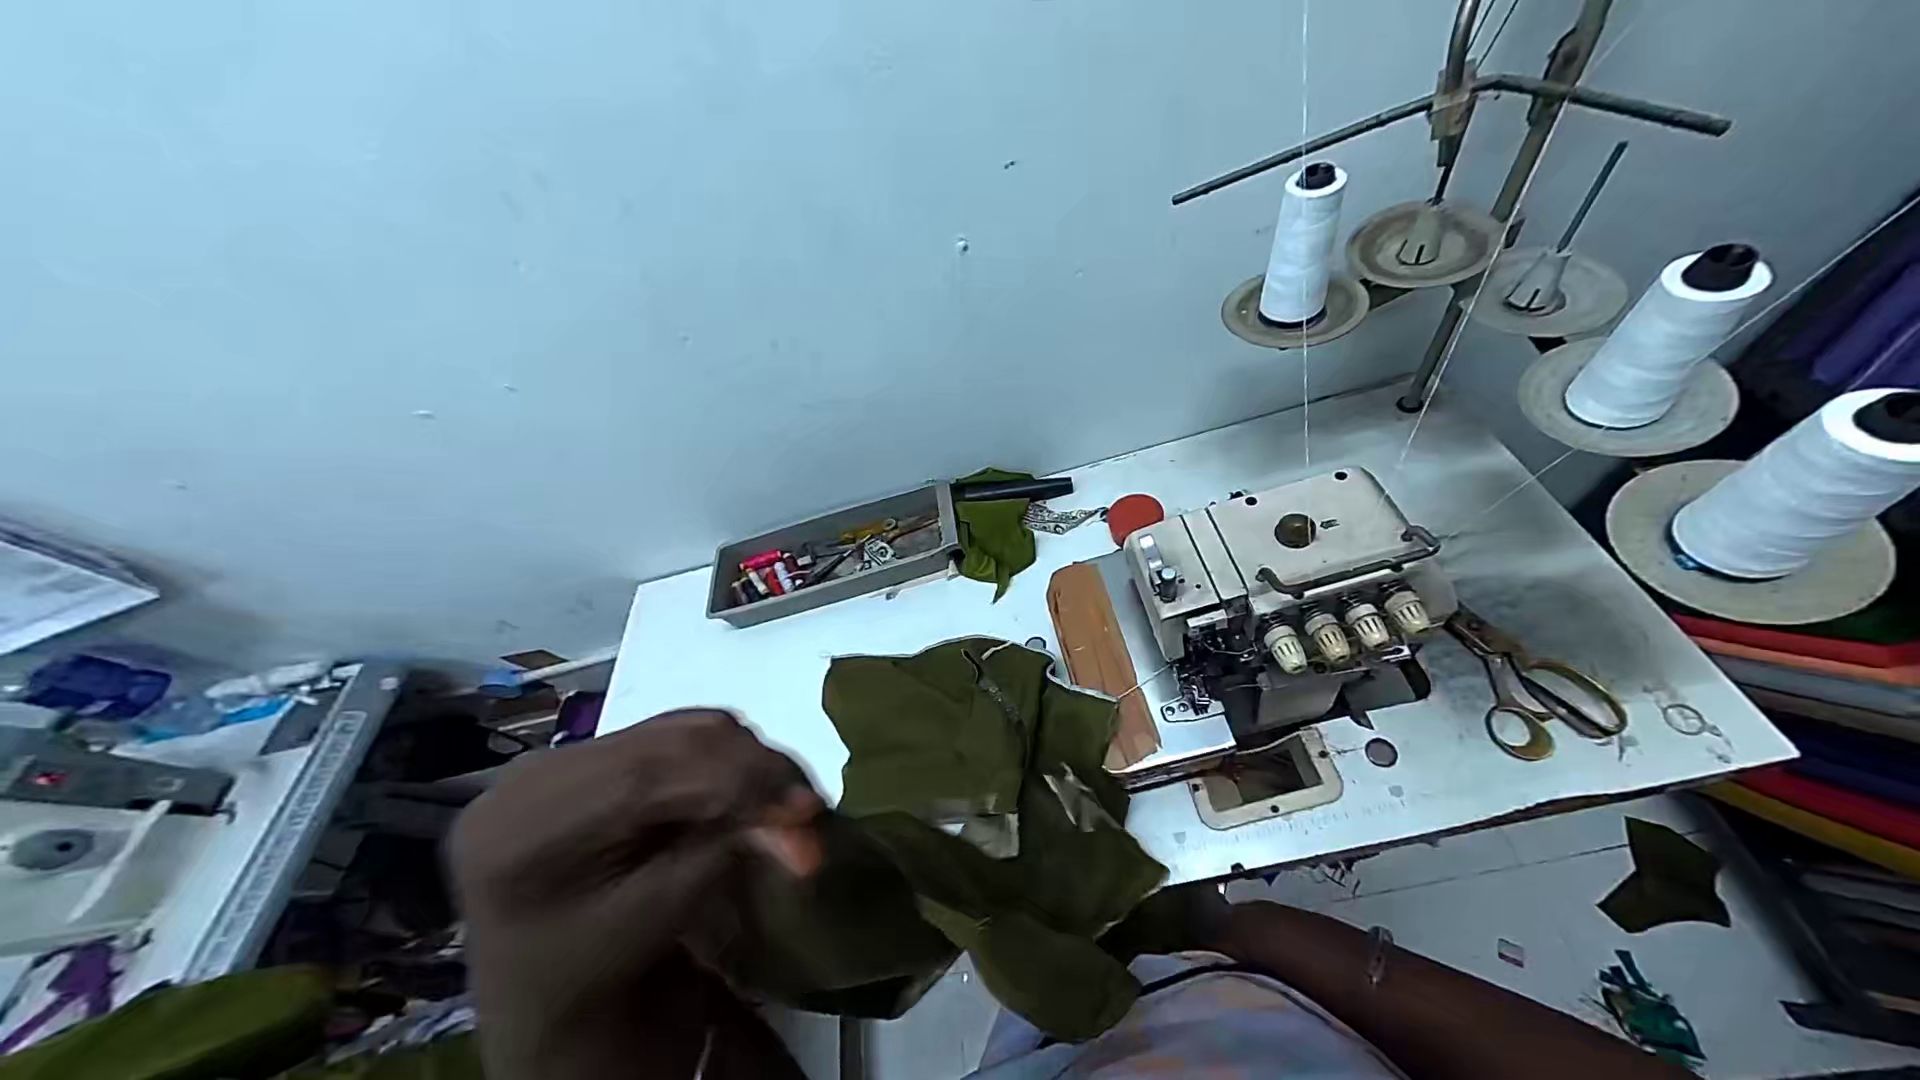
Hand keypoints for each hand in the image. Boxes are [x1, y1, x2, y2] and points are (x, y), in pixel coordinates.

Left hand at [450, 709, 821, 1023]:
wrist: (530, 986)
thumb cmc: (582, 973)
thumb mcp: (649, 923)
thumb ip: (718, 856)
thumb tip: (795, 818)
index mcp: (529, 822)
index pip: (653, 775)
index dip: (742, 781)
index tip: (807, 809)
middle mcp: (541, 769)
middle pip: (673, 740)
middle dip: (754, 769)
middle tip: (807, 811)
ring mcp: (566, 753)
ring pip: (682, 727)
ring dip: (745, 759)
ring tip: (781, 802)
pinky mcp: (597, 752)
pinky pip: (675, 734)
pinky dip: (724, 756)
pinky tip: (745, 787)